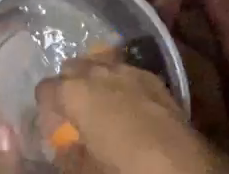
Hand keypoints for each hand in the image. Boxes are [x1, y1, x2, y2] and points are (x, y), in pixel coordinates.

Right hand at [36, 51, 228, 173]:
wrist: (183, 169)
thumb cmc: (125, 170)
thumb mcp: (86, 171)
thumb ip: (68, 156)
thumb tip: (63, 148)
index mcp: (74, 93)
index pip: (44, 89)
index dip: (45, 110)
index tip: (53, 130)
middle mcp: (97, 71)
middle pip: (70, 69)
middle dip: (69, 88)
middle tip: (76, 119)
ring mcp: (127, 70)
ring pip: (100, 65)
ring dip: (96, 83)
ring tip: (104, 110)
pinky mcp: (153, 78)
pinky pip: (127, 73)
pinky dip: (121, 86)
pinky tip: (131, 109)